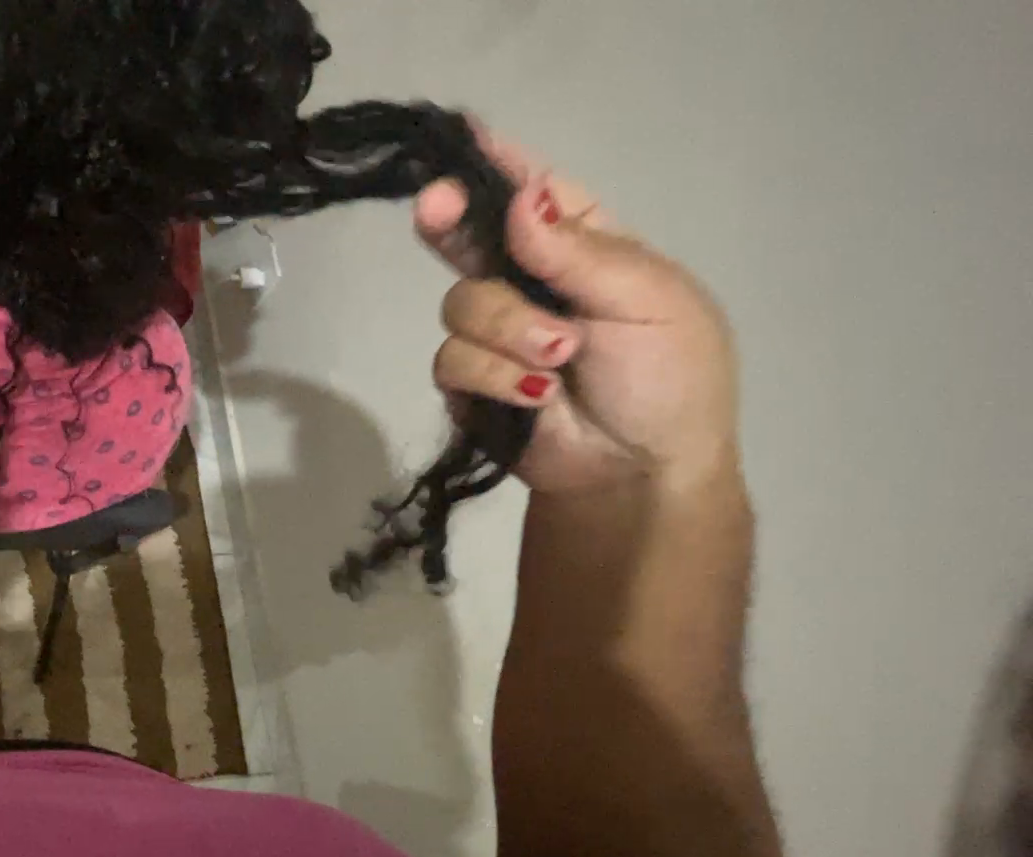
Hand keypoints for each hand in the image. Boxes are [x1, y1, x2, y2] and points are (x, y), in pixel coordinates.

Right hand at [415, 134, 739, 494]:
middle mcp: (527, 284)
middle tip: (434, 208)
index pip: (534, 194)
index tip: (462, 140)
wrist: (636, 469)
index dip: (499, 168)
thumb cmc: (668, 377)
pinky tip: (533, 395)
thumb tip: (522, 199)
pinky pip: (451, 361)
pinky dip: (493, 378)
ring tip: (558, 361)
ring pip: (459, 306)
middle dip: (449, 221)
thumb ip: (579, 253)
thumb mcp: (647, 300)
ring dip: (508, 333)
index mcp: (581, 249)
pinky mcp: (467, 383)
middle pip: (467, 238)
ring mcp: (492, 335)